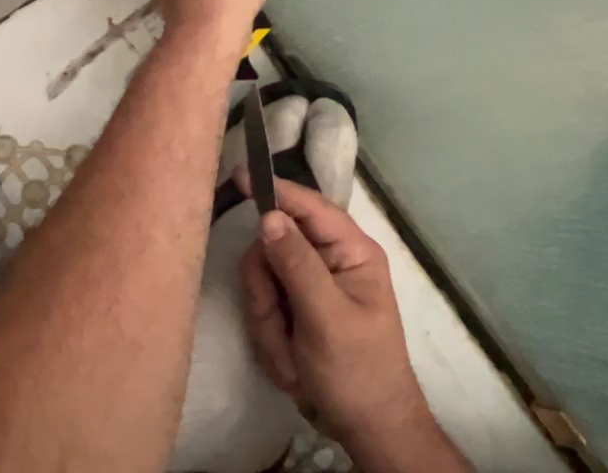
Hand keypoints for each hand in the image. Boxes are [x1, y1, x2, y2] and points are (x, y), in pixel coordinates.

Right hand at [239, 177, 461, 471]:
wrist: (368, 430)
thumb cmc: (358, 372)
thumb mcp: (326, 318)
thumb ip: (296, 265)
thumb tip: (269, 216)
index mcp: (351, 251)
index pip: (308, 206)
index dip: (275, 191)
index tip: (239, 178)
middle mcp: (330, 259)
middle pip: (274, 246)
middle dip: (268, 292)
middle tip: (280, 327)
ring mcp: (311, 284)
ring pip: (263, 278)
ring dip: (269, 320)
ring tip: (291, 354)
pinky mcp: (296, 308)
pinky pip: (264, 305)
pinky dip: (271, 335)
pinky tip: (291, 361)